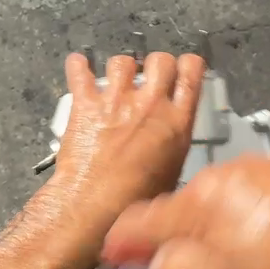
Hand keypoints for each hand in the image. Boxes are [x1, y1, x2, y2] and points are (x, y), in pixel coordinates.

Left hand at [40, 52, 206, 248]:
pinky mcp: (86, 104)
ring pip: (122, 61)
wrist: (94, 206)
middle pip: (160, 61)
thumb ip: (174, 149)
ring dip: (120, 68)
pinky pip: (79, 71)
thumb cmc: (133, 201)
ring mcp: (117, 101)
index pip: (191, 75)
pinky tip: (78, 65)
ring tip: (116, 78)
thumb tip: (170, 147)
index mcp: (176, 123)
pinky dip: (78, 66)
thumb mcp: (172, 177)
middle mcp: (149, 106)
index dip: (190, 65)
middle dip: (156, 63)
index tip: (185, 65)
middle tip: (150, 74)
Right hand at [100, 154, 269, 268]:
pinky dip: (249, 220)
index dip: (122, 242)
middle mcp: (230, 174)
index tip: (115, 257)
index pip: (141, 218)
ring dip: (215, 231)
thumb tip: (154, 265)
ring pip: (221, 203)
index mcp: (205, 201)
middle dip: (176, 241)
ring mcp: (268, 169)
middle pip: (182, 209)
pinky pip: (255, 198)